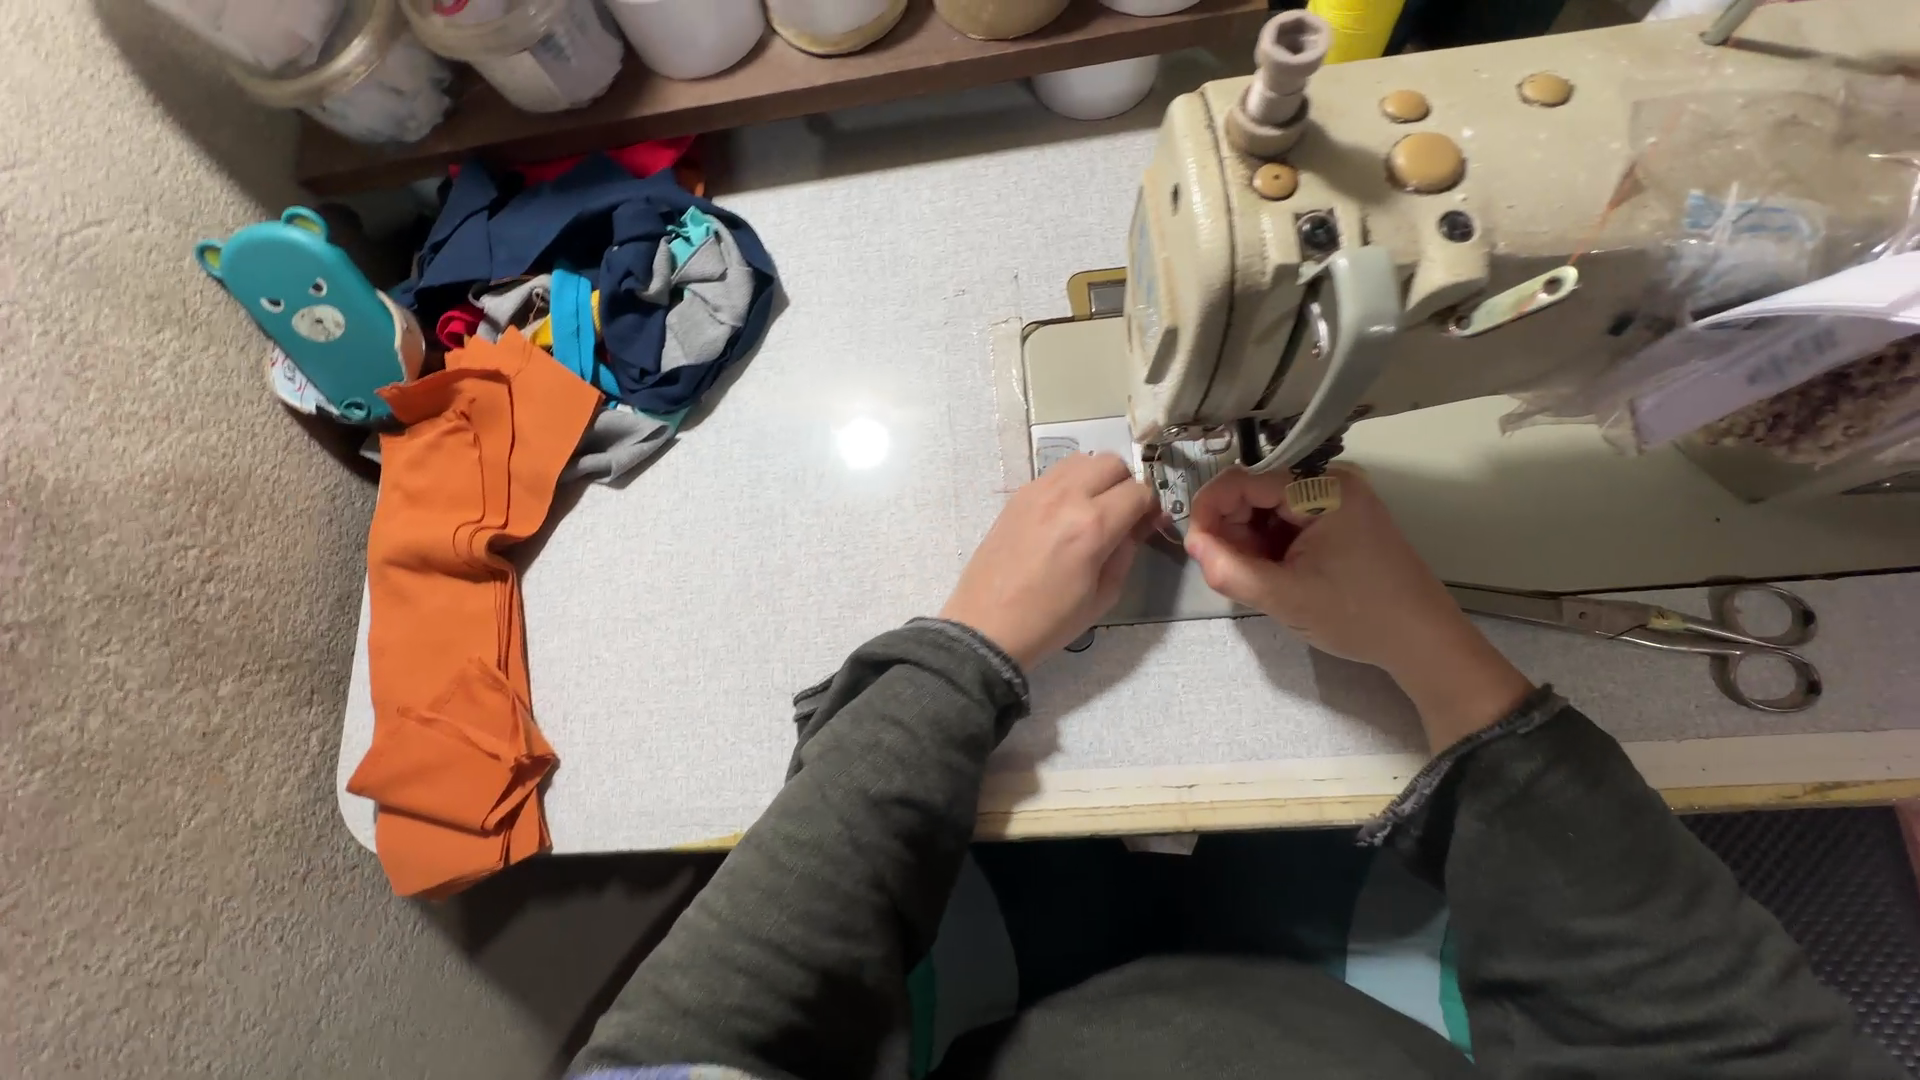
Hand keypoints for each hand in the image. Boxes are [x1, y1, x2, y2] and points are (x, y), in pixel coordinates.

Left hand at [941, 453, 1164, 670]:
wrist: (988, 626)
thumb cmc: (1049, 621)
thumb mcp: (1103, 595)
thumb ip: (1127, 552)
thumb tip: (1140, 525)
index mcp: (1092, 525)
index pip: (1138, 492)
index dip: (1149, 507)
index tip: (1146, 524)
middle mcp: (1065, 497)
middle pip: (1111, 462)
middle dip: (1124, 484)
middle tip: (1120, 514)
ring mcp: (1037, 492)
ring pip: (1080, 460)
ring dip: (1095, 477)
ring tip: (1092, 509)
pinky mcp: (1017, 496)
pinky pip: (1053, 473)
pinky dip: (1068, 483)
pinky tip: (1063, 514)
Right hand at [1184, 464, 1531, 749]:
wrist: (1423, 643)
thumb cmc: (1359, 617)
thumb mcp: (1285, 598)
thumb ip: (1229, 570)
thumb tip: (1192, 543)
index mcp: (1323, 489)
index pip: (1243, 481)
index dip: (1209, 510)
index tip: (1195, 548)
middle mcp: (1329, 483)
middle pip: (1253, 493)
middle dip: (1231, 531)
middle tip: (1230, 572)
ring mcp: (1336, 501)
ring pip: (1265, 510)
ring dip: (1248, 542)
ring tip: (1258, 580)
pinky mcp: (1337, 521)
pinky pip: (1284, 523)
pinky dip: (1268, 548)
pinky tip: (1275, 576)